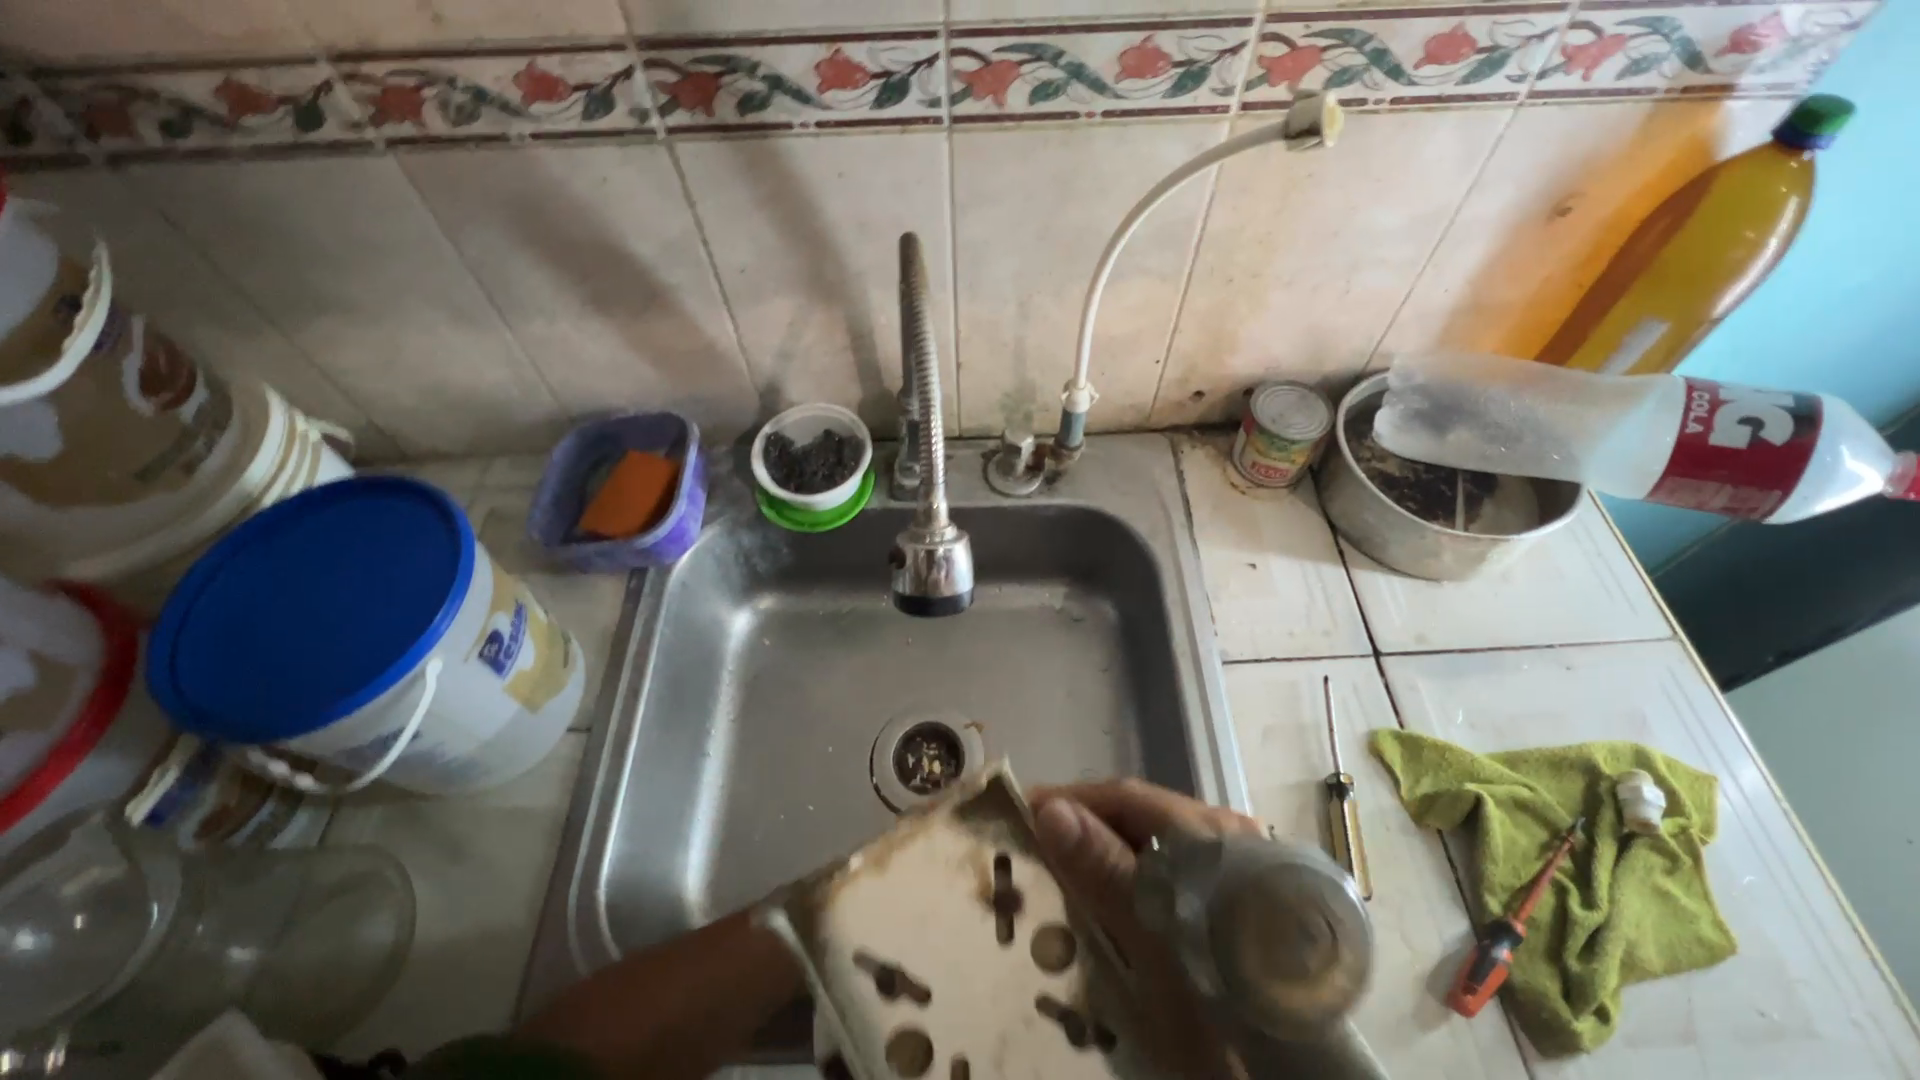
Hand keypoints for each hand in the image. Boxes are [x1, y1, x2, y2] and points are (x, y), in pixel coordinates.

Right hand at [1030, 779, 1262, 1078]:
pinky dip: (1134, 883)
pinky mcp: (1236, 896)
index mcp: (1206, 831)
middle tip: (1032, 856)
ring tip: (1062, 884)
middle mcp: (1225, 834)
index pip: (1122, 797)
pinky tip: (1113, 910)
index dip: (1068, 802)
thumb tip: (1050, 810)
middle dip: (1082, 831)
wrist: (1292, 1061)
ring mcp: (1234, 864)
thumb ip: (1104, 870)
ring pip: (1153, 845)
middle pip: (1138, 817)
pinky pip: (1172, 872)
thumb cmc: (1216, 989)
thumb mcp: (1151, 936)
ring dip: (1105, 858)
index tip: (1019, 816)